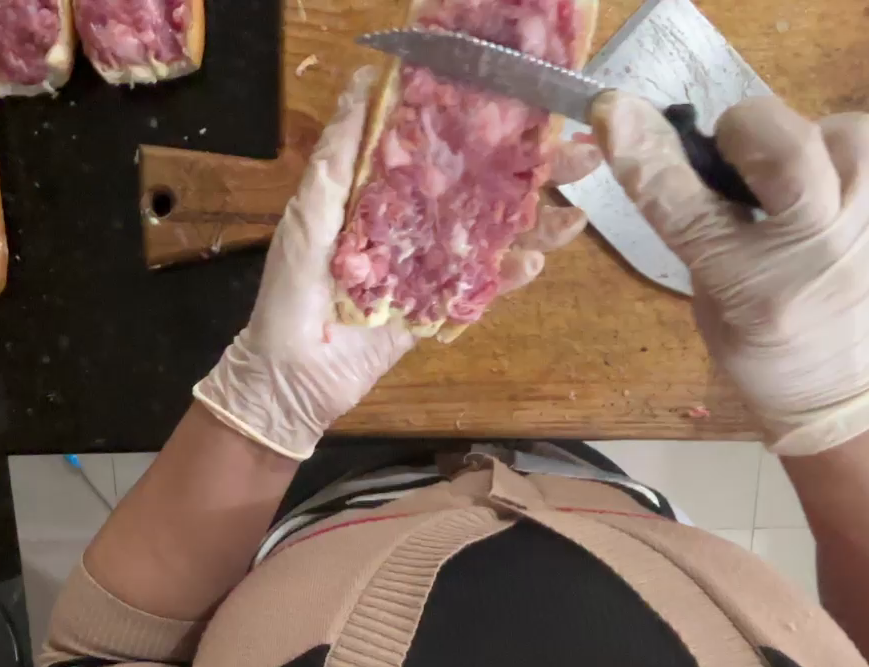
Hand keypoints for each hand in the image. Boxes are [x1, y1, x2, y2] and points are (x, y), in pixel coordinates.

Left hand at [195, 69, 602, 459]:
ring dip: (530, 226)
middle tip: (580, 154)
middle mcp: (408, 227)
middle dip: (527, 173)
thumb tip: (363, 86)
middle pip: (475, 192)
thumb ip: (337, 160)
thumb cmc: (289, 297)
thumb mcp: (308, 219)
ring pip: (484, 241)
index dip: (480, 126)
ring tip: (573, 214)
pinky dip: (503, 280)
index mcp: (378, 196)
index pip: (437, 149)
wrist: (290, 378)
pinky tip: (534, 264)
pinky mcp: (430, 313)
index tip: (526, 101)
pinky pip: (473, 293)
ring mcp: (423, 271)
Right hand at [593, 93, 868, 454]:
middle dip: (759, 132)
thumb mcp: (709, 289)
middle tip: (749, 157)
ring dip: (819, 143)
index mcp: (750, 286)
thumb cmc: (755, 339)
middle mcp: (823, 255)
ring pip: (856, 132)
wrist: (839, 384)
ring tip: (806, 184)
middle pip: (795, 146)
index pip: (687, 207)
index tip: (616, 114)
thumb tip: (668, 137)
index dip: (646, 156)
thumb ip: (700, 218)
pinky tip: (852, 187)